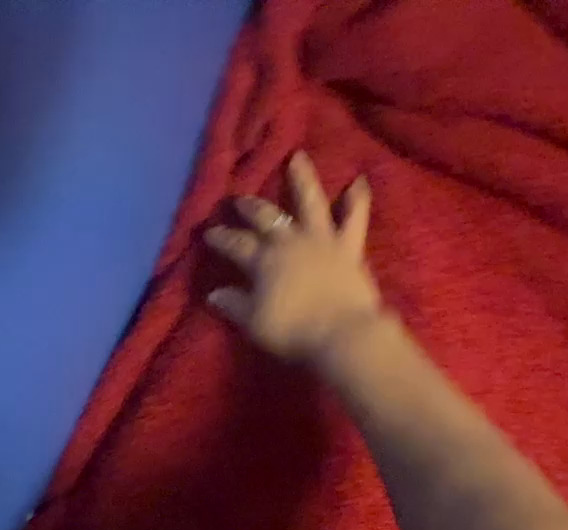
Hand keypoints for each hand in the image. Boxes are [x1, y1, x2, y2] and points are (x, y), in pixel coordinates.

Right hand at [204, 151, 381, 364]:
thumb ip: (234, 305)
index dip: (221, 238)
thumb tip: (213, 293)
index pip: (236, 245)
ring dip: (302, 179)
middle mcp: (290, 242)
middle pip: (267, 217)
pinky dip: (358, 200)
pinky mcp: (350, 248)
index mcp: (264, 261)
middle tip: (239, 199)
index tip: (209, 232)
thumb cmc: (293, 331)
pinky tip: (359, 182)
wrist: (341, 334)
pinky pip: (355, 219)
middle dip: (250, 207)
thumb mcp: (254, 323)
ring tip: (298, 158)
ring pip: (310, 202)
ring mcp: (321, 240)